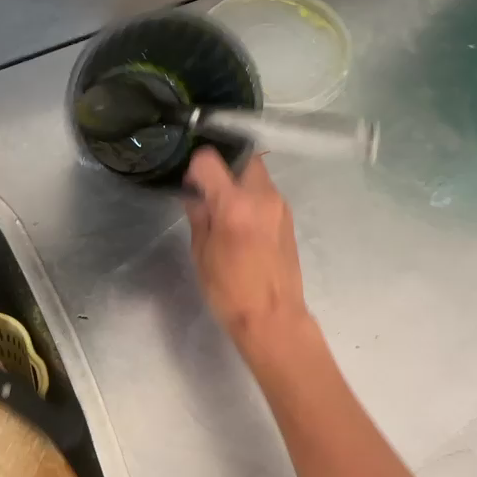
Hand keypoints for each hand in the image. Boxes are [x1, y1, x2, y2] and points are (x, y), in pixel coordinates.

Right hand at [183, 148, 311, 356]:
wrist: (272, 317)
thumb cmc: (229, 291)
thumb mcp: (201, 253)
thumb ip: (199, 217)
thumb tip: (195, 197)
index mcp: (235, 205)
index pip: (210, 161)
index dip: (194, 167)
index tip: (188, 183)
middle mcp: (262, 197)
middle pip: (242, 159)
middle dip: (223, 167)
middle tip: (207, 190)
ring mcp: (280, 207)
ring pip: (256, 176)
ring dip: (238, 183)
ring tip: (222, 210)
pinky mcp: (288, 219)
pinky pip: (265, 195)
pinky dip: (250, 198)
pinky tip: (239, 224)